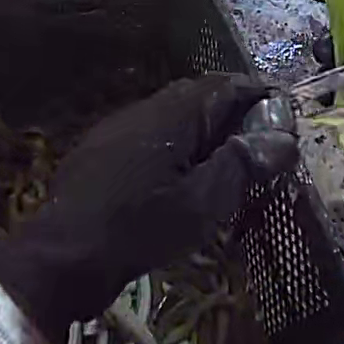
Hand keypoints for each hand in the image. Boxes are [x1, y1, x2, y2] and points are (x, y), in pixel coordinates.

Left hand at [0, 74, 296, 343]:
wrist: (58, 258)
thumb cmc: (138, 227)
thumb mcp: (202, 202)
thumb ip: (243, 164)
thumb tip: (284, 138)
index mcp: (175, 113)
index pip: (228, 86)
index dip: (260, 95)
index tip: (285, 114)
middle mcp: (147, 108)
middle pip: (202, 96)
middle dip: (235, 113)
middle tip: (261, 141)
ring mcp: (121, 127)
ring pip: (176, 116)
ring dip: (207, 129)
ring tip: (229, 158)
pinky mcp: (104, 149)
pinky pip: (154, 134)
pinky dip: (181, 145)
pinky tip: (184, 174)